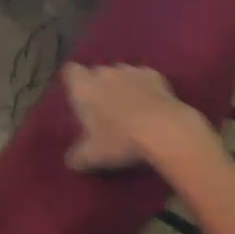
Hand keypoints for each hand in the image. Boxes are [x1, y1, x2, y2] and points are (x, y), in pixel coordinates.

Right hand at [62, 63, 212, 172]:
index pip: (70, 71)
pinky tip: (152, 105)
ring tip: (131, 108)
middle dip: (99, 86)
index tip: (78, 97)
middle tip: (105, 110)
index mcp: (83, 86)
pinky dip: (146, 88)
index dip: (74, 82)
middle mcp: (103, 72)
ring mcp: (130, 71)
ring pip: (121, 74)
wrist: (164, 130)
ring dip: (123, 86)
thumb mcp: (93, 156)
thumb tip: (71, 162)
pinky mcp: (155, 75)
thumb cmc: (120, 139)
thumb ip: (77, 157)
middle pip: (96, 72)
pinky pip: (145, 78)